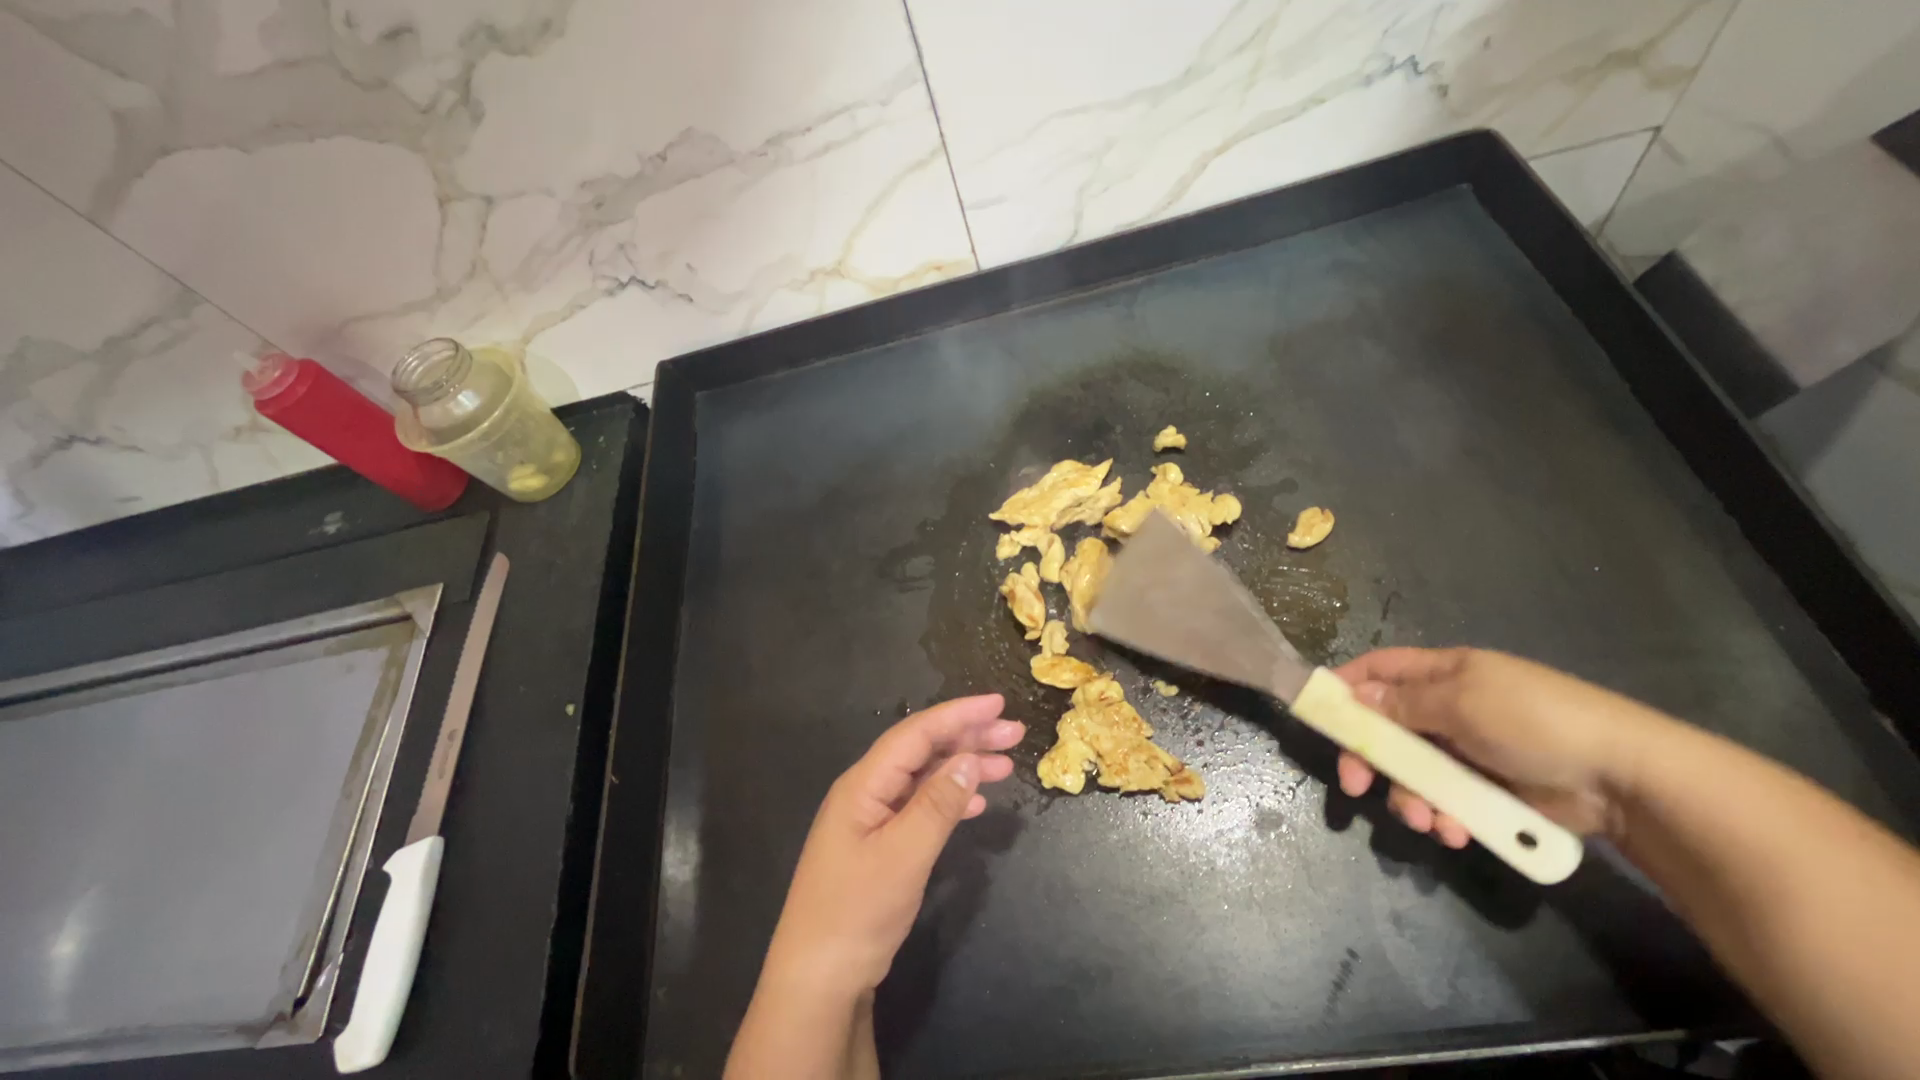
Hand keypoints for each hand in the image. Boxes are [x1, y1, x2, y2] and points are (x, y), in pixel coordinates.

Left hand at [762, 694, 1024, 995]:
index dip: (957, 715)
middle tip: (1014, 732)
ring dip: (962, 768)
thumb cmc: (857, 912)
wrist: (818, 979)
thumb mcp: (903, 856)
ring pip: (923, 779)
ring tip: (1006, 764)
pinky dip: (950, 801)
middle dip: (966, 737)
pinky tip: (976, 804)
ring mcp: (870, 821)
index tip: (999, 704)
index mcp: (863, 785)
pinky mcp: (878, 847)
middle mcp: (865, 794)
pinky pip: (919, 808)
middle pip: (920, 751)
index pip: (915, 735)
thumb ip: (937, 805)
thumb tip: (969, 759)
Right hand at [1331, 647, 1669, 849]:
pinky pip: (1444, 802)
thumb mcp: (1464, 702)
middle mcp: (1448, 709)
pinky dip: (1442, 817)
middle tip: (1354, 785)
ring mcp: (1466, 752)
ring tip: (1425, 821)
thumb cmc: (1536, 721)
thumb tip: (1355, 695)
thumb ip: (1404, 703)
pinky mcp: (1484, 791)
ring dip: (1409, 798)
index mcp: (1445, 674)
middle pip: (1385, 729)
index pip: (1380, 670)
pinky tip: (1454, 831)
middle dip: (1369, 758)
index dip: (1346, 686)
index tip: (1319, 714)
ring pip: (1411, 774)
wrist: (1620, 778)